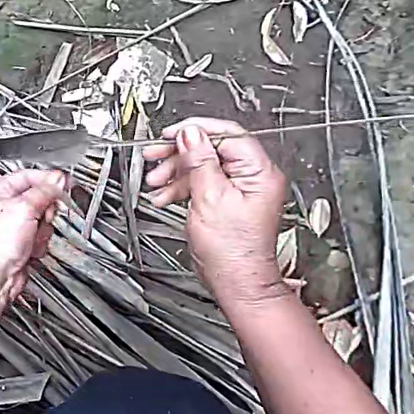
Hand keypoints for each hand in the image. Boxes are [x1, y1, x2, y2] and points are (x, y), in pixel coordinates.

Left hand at [0, 169, 67, 310]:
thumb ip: (44, 192)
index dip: (47, 179)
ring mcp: (13, 228)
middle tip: (41, 216)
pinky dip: (40, 244)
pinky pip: (41, 238)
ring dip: (42, 230)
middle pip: (39, 199)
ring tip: (31, 237)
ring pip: (43, 220)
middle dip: (45, 210)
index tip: (64, 183)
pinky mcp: (21, 245)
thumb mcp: (23, 209)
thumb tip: (57, 180)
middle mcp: (4, 209)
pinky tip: (30, 250)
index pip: (28, 176)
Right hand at [143, 117, 289, 305]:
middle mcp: (254, 177)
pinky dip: (181, 187)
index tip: (171, 135)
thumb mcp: (210, 198)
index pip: (227, 135)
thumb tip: (191, 133)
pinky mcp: (228, 201)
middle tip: (155, 155)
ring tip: (156, 181)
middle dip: (179, 153)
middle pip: (212, 149)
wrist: (235, 282)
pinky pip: (202, 183)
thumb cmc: (233, 251)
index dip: (195, 131)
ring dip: (175, 172)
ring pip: (203, 166)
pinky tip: (165, 195)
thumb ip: (199, 161)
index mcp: (259, 171)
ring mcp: (241, 189)